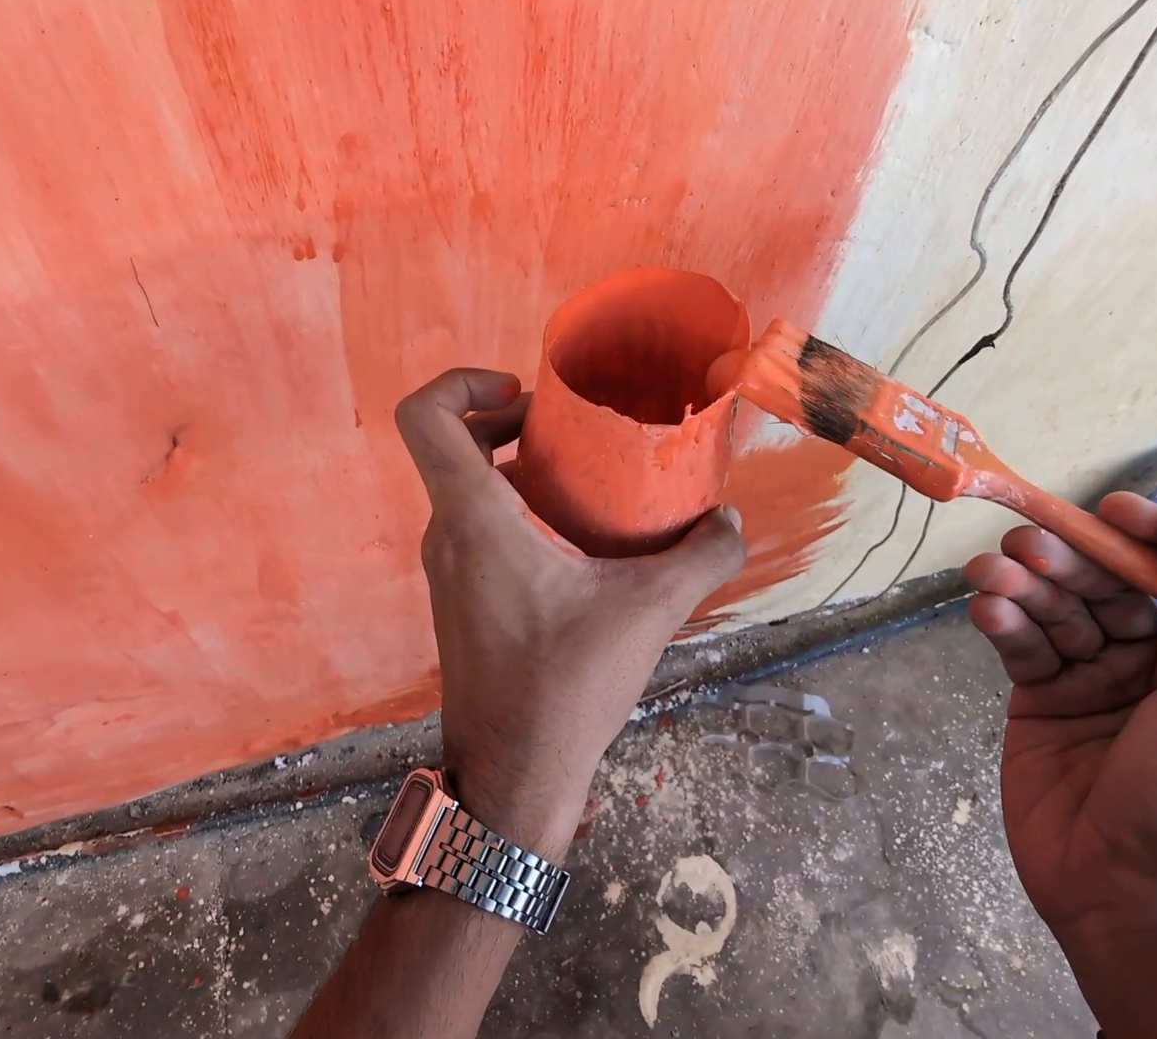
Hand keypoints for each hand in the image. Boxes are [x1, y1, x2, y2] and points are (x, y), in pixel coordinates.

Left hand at [395, 368, 745, 857]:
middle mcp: (446, 534)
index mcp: (473, 519)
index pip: (426, 417)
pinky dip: (516, 509)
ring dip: (517, 468)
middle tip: (569, 428)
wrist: (513, 774)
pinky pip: (477, 526)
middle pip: (452, 445)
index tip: (523, 394)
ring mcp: (447, 569)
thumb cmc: (566, 686)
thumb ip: (702, 557)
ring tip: (584, 477)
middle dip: (508, 419)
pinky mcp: (460, 597)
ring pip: (467, 488)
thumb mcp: (649, 613)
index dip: (462, 382)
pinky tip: (575, 537)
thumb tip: (730, 521)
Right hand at [963, 494, 1156, 1037]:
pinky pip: (1020, 646)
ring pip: (1055, 610)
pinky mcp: (1037, 698)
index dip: (1148, 536)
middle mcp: (1150, 660)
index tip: (1110, 510)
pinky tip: (985, 608)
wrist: (1124, 892)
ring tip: (989, 573)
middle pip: (1105, 586)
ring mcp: (1088, 678)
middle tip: (1025, 544)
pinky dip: (1002, 622)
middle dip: (1068, 560)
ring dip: (1022, 586)